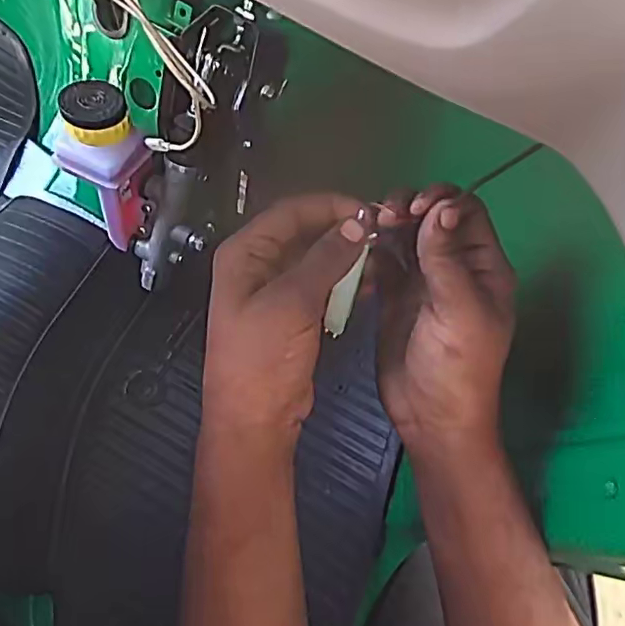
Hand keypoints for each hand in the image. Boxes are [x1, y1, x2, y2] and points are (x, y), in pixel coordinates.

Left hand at [204, 193, 370, 435]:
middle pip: (304, 232)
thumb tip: (358, 222)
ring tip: (379, 256)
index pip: (291, 212)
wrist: (255, 419)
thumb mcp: (294, 302)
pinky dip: (342, 281)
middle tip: (380, 233)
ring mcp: (274, 290)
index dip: (331, 206)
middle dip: (342, 230)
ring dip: (346, 256)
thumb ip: (327, 258)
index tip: (368, 212)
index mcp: (245, 253)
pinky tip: (367, 283)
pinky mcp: (292, 312)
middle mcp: (256, 265)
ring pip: (316, 258)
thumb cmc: (262, 359)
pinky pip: (320, 284)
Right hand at [374, 185, 516, 449]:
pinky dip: (371, 251)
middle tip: (386, 216)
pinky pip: (382, 261)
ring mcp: (421, 280)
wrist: (430, 417)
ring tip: (368, 229)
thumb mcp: (459, 309)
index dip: (441, 200)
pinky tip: (360, 255)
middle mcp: (452, 266)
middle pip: (431, 217)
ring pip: (404, 235)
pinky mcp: (394, 296)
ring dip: (387, 225)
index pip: (465, 212)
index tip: (415, 209)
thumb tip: (442, 206)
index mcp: (481, 266)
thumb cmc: (458, 366)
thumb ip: (446, 258)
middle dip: (409, 207)